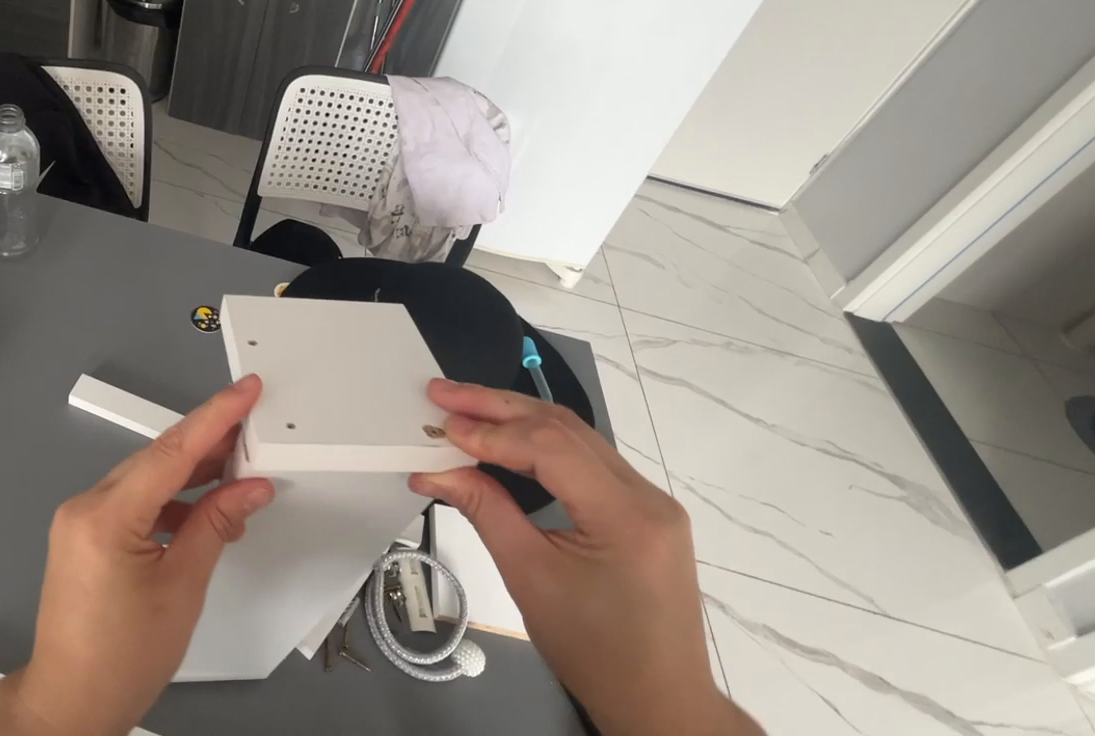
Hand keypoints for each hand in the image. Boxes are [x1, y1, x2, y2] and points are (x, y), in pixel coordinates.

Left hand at [0, 375, 274, 735]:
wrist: (70, 701)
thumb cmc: (123, 657)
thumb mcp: (183, 587)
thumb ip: (216, 525)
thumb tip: (250, 488)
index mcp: (107, 517)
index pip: (171, 451)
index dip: (215, 417)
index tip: (245, 390)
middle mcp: (86, 506)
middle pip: (157, 458)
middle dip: (208, 441)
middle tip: (252, 425)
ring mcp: (80, 518)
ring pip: (146, 476)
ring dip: (191, 470)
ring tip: (236, 465)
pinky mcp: (84, 531)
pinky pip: (133, 498)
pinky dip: (170, 497)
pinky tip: (202, 505)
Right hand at [410, 380, 760, 735]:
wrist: (660, 703)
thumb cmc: (592, 651)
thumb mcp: (529, 577)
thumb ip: (484, 509)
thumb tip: (435, 468)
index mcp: (626, 516)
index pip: (551, 448)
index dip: (492, 431)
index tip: (441, 425)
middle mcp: (646, 494)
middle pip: (563, 427)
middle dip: (497, 406)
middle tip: (442, 392)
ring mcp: (649, 498)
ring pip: (575, 435)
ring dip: (516, 417)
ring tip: (464, 405)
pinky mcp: (641, 506)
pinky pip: (585, 457)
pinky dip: (538, 441)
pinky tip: (505, 436)